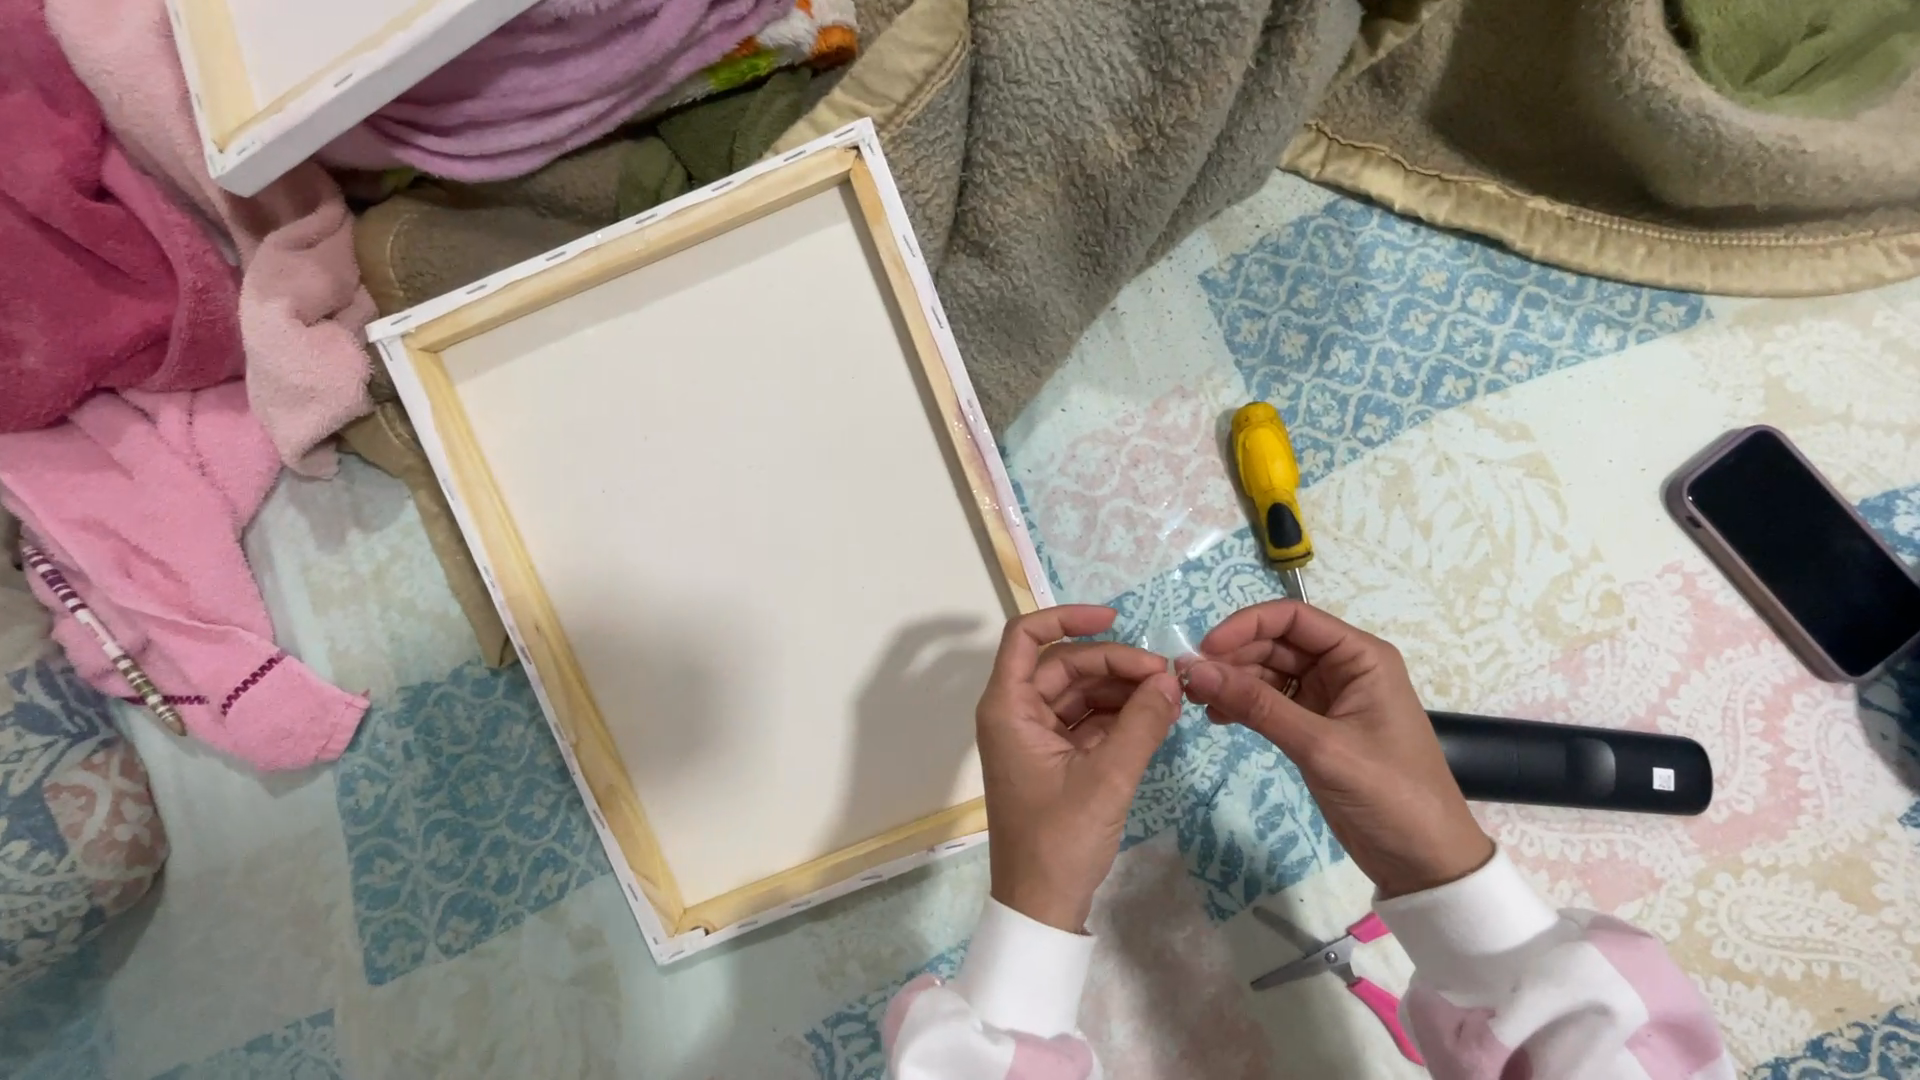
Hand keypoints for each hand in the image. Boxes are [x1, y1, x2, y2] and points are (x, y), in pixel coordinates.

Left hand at [976, 606, 1182, 932]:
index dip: (1067, 618)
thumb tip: (1171, 678)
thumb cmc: (1060, 839)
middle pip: (1064, 665)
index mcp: (1008, 708)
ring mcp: (1035, 735)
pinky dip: (1118, 716)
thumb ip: (1141, 723)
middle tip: (1165, 676)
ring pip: (1078, 692)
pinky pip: (1086, 720)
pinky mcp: (1054, 757)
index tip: (1115, 618)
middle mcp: (1016, 713)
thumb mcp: (1107, 777)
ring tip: (1169, 695)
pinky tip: (1155, 716)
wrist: (1042, 905)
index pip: (1025, 637)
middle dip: (1113, 664)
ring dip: (1120, 690)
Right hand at [1179, 600, 1492, 898]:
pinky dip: (1242, 705)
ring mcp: (1327, 697)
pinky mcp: (1314, 726)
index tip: (1204, 651)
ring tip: (1198, 702)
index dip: (1244, 626)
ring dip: (1232, 682)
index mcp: (1359, 657)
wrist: (1425, 863)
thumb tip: (1194, 670)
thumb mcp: (1320, 746)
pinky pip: (1269, 701)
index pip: (1292, 618)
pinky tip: (1218, 718)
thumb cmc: (1389, 793)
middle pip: (1274, 643)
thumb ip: (1257, 705)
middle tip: (1189, 683)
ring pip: (1267, 672)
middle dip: (1231, 658)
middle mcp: (1342, 668)